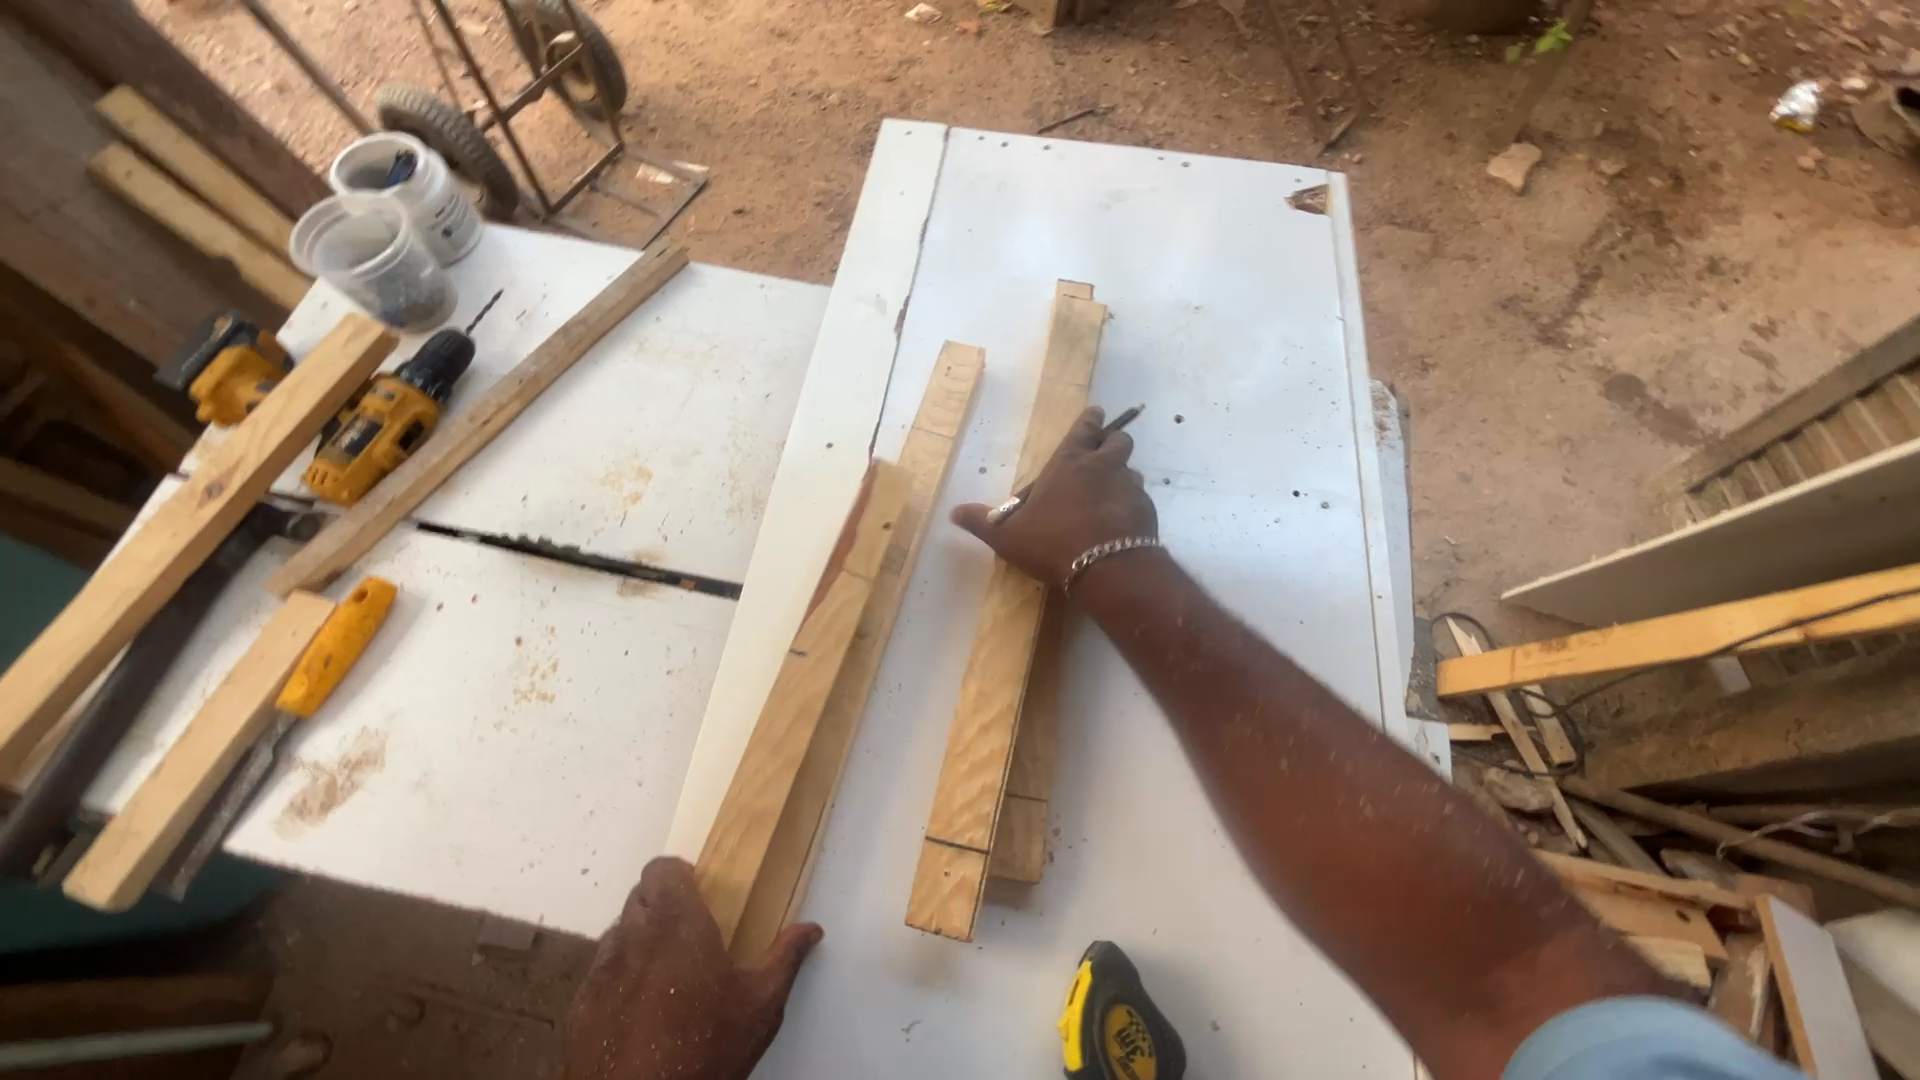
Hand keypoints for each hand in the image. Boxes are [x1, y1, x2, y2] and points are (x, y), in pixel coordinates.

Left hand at [565, 858, 822, 1079]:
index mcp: (678, 925)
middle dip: (663, 903)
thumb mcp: (761, 1006)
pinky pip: (599, 973)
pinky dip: (620, 977)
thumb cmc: (707, 1051)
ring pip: (618, 932)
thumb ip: (785, 957)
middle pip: (640, 896)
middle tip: (690, 932)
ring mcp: (600, 973)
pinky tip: (641, 1008)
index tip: (699, 894)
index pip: (662, 869)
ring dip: (640, 938)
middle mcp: (633, 938)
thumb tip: (812, 929)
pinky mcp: (580, 1008)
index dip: (679, 874)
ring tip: (666, 973)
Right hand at [952, 406, 1157, 588]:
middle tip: (1103, 453)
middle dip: (1112, 442)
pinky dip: (1131, 505)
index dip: (1090, 419)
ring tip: (1109, 494)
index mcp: (1069, 463)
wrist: (1107, 569)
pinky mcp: (1146, 511)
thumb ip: (982, 522)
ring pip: (1132, 470)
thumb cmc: (1052, 543)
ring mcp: (1129, 487)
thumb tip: (953, 512)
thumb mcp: (1007, 536)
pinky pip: (1140, 499)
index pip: (1085, 428)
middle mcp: (1103, 467)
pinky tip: (1120, 523)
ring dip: (1122, 476)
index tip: (1095, 413)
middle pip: (1118, 440)